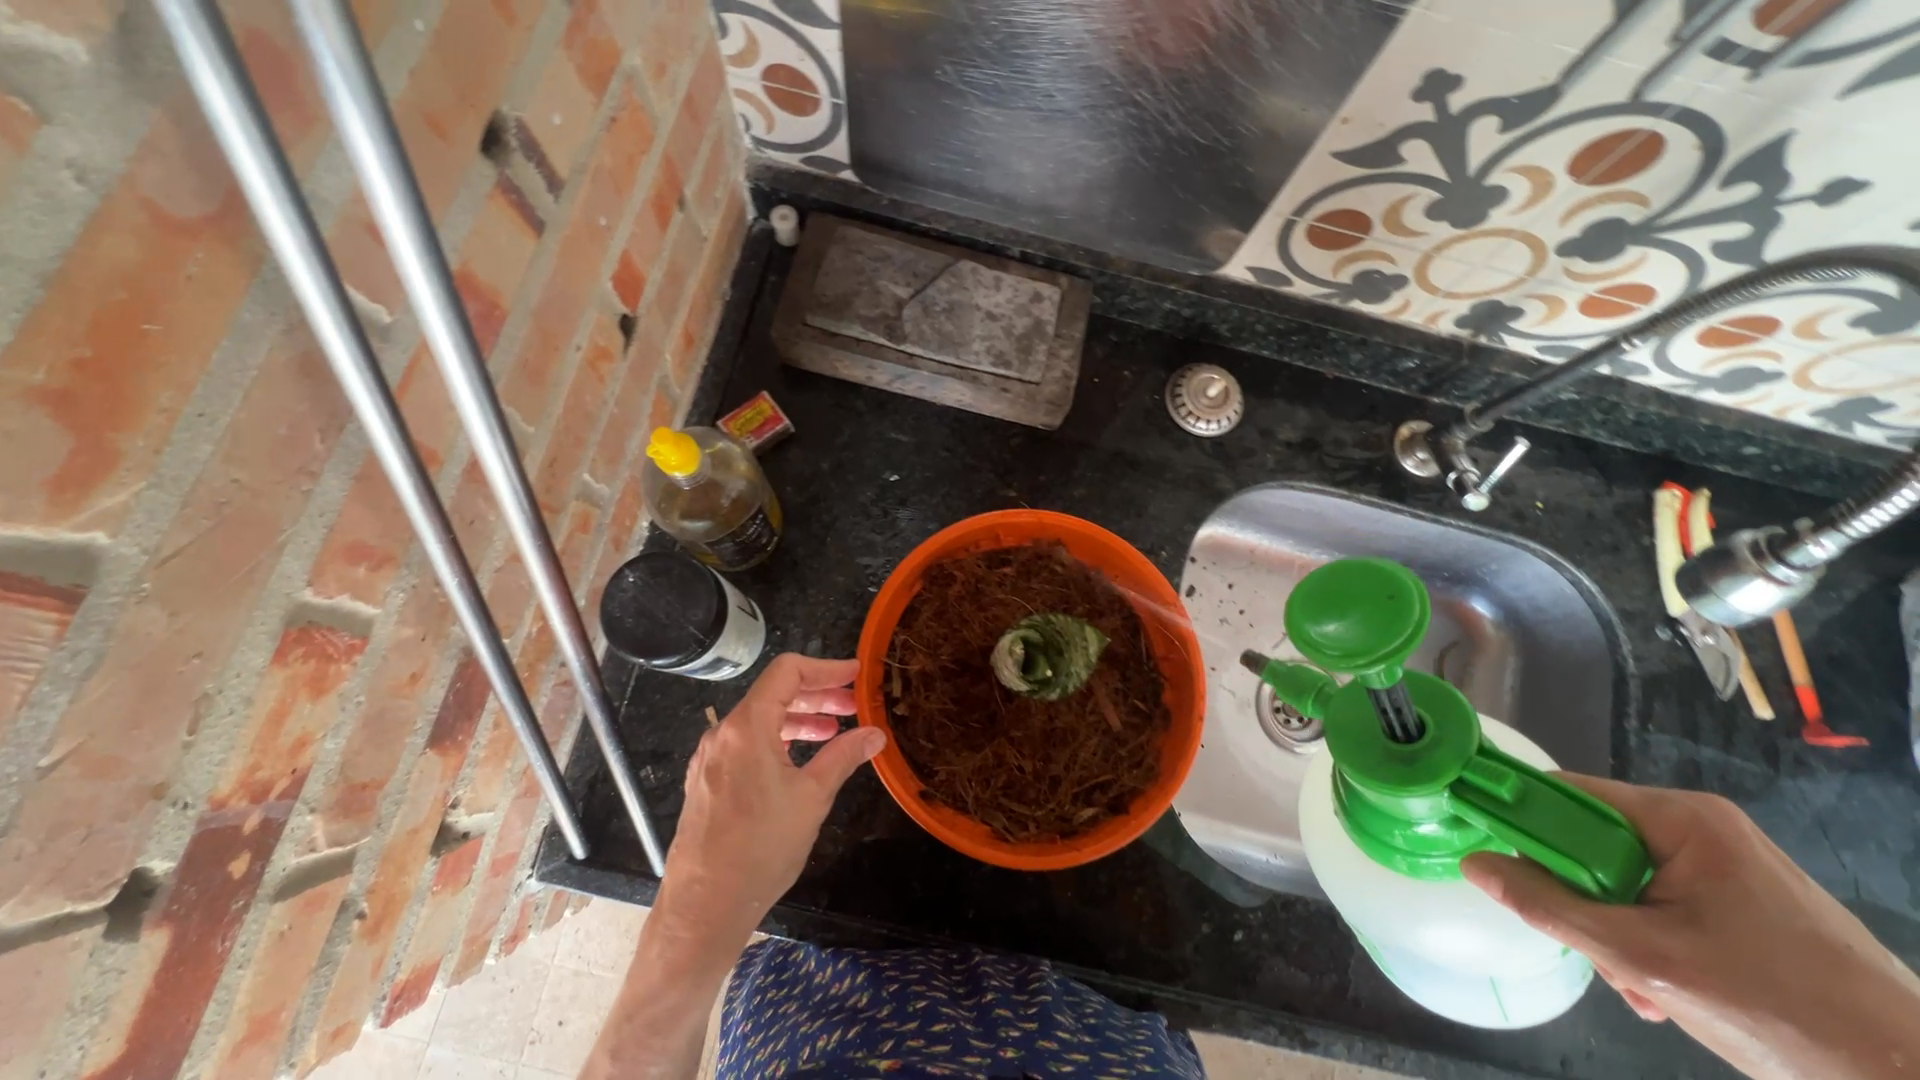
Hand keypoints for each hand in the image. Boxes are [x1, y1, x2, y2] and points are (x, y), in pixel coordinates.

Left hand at [592, 657, 882, 1079]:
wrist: (704, 905)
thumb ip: (844, 757)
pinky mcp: (707, 782)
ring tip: (834, 732)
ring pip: (759, 720)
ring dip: (799, 719)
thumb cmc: (762, 847)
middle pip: (773, 694)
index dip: (826, 668)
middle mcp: (722, 734)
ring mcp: (710, 759)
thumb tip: (876, 734)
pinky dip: (778, 740)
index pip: (787, 672)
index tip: (857, 676)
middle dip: (817, 695)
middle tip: (854, 707)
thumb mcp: (813, 798)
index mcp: (747, 727)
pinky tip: (800, 760)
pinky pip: (746, 744)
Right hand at [1463, 774, 1919, 1079]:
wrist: (1908, 1074)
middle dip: (1580, 901)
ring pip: (1624, 880)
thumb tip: (1474, 862)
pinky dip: (1648, 943)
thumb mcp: (1641, 957)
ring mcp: (1726, 863)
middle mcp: (1701, 827)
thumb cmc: (1775, 1006)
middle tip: (1591, 953)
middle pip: (1594, 842)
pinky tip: (1664, 992)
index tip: (1499, 867)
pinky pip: (1661, 902)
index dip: (1524, 825)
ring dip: (1613, 932)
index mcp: (1682, 820)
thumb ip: (1548, 906)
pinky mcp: (1742, 899)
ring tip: (1638, 988)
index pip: (1567, 795)